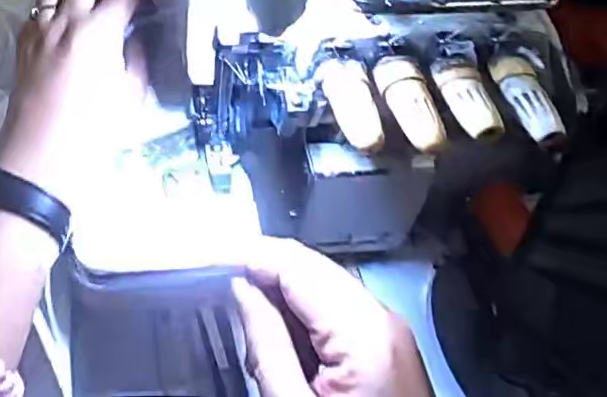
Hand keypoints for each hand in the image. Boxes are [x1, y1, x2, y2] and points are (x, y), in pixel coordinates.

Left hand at [0, 0, 144, 208]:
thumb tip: (135, 34)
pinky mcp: (22, 45)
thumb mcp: (132, 91)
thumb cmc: (95, 129)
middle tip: (117, 1)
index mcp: (100, 29)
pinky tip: (62, 29)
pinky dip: (51, 10)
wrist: (41, 157)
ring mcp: (40, 31)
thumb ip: (138, 54)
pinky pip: (35, 11)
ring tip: (86, 9)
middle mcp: (67, 20)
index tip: (146, 9)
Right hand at [232, 238, 433, 396]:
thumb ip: (267, 345)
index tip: (215, 257)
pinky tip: (279, 331)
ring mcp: (391, 333)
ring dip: (286, 293)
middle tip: (222, 280)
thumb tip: (243, 289)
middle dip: (269, 272)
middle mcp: (383, 317)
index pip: (300, 265)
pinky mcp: (389, 350)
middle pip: (315, 271)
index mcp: (364, 330)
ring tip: (242, 303)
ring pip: (327, 289)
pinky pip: (340, 315)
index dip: (256, 256)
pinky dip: (307, 317)